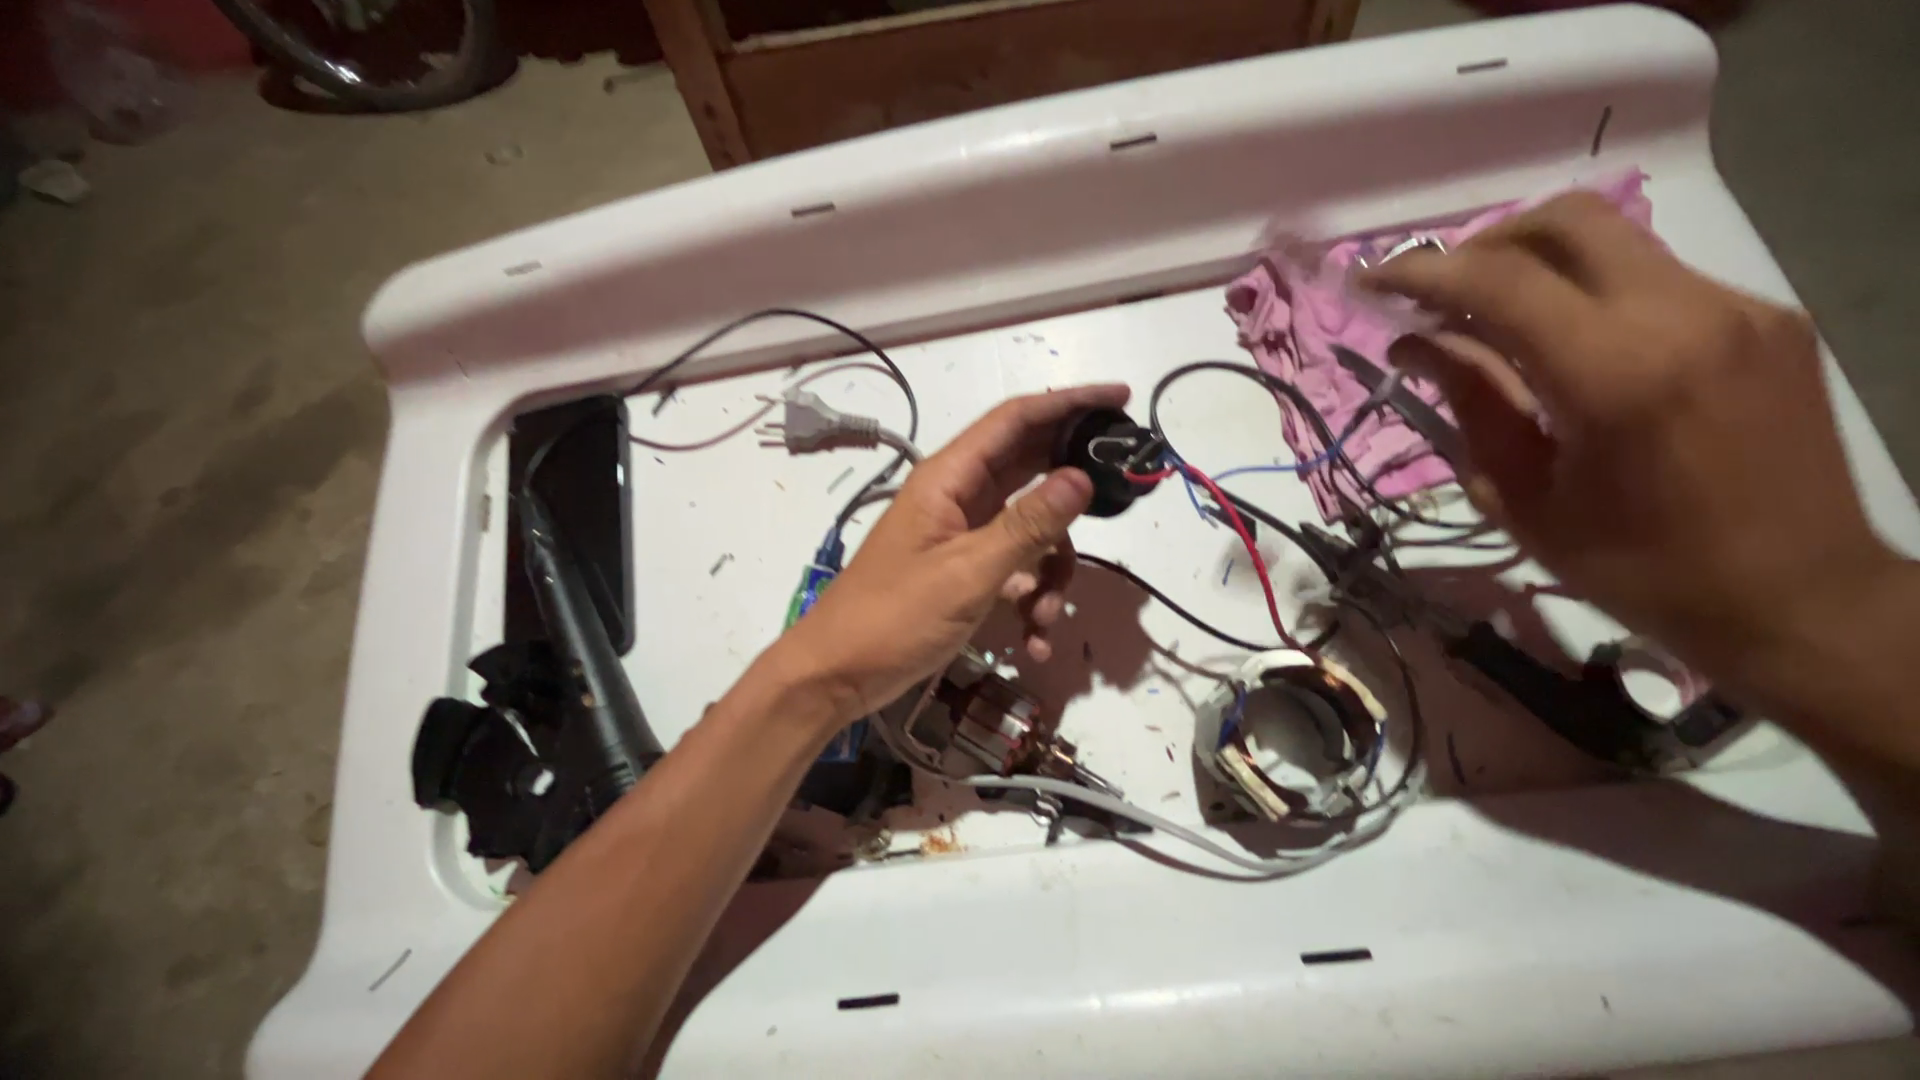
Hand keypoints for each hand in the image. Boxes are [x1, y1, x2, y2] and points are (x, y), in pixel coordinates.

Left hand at [778, 384, 1130, 718]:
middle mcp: (959, 496)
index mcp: (950, 478)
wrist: (839, 674)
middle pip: (1030, 469)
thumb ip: (1028, 524)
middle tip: (1121, 490)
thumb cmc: (895, 617)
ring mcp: (962, 535)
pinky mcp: (965, 571)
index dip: (1068, 402)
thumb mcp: (969, 572)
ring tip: (1046, 618)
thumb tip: (1081, 476)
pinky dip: (1031, 600)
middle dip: (1073, 487)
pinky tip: (1032, 641)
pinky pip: (1015, 570)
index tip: (1119, 397)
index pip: (1016, 419)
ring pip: (1031, 530)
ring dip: (1051, 572)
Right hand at [1361, 193, 1901, 681]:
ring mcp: (1738, 308)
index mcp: (1615, 375)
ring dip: (1536, 266)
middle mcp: (1686, 315)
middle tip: (1438, 293)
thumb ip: (1471, 402)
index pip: (1500, 283)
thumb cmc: (1636, 567)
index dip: (1423, 273)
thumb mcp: (1523, 497)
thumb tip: (1416, 343)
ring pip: (1614, 242)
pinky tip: (1568, 346)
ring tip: (1491, 319)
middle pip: (1566, 223)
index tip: (1371, 282)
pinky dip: (1589, 294)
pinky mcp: (1767, 319)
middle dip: (1484, 244)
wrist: (1795, 596)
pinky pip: (1655, 278)